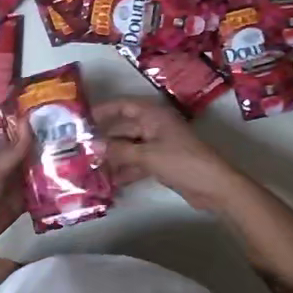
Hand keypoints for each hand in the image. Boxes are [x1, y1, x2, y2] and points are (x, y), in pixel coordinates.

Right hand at [95, 98, 243, 211]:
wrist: (213, 186)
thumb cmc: (182, 162)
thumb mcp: (146, 155)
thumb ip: (118, 150)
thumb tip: (93, 146)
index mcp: (153, 115)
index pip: (123, 106)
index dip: (103, 111)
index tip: (81, 119)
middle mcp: (154, 126)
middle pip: (123, 128)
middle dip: (103, 139)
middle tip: (79, 148)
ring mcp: (158, 145)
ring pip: (129, 147)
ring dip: (112, 156)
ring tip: (89, 167)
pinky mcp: (161, 163)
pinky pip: (137, 162)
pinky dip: (125, 170)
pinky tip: (109, 181)